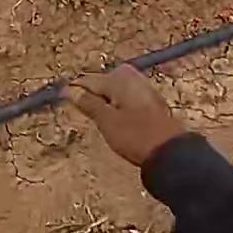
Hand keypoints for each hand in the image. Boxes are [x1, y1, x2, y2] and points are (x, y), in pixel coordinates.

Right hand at [67, 64, 184, 166]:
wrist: (169, 152)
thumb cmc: (135, 135)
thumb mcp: (106, 121)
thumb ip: (89, 103)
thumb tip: (70, 90)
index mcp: (120, 80)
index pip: (91, 80)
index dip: (76, 88)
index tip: (62, 94)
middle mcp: (134, 80)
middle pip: (106, 80)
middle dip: (93, 89)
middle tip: (80, 103)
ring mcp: (145, 91)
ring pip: (119, 89)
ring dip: (106, 97)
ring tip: (96, 114)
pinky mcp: (153, 104)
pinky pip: (129, 97)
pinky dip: (119, 104)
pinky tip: (117, 117)